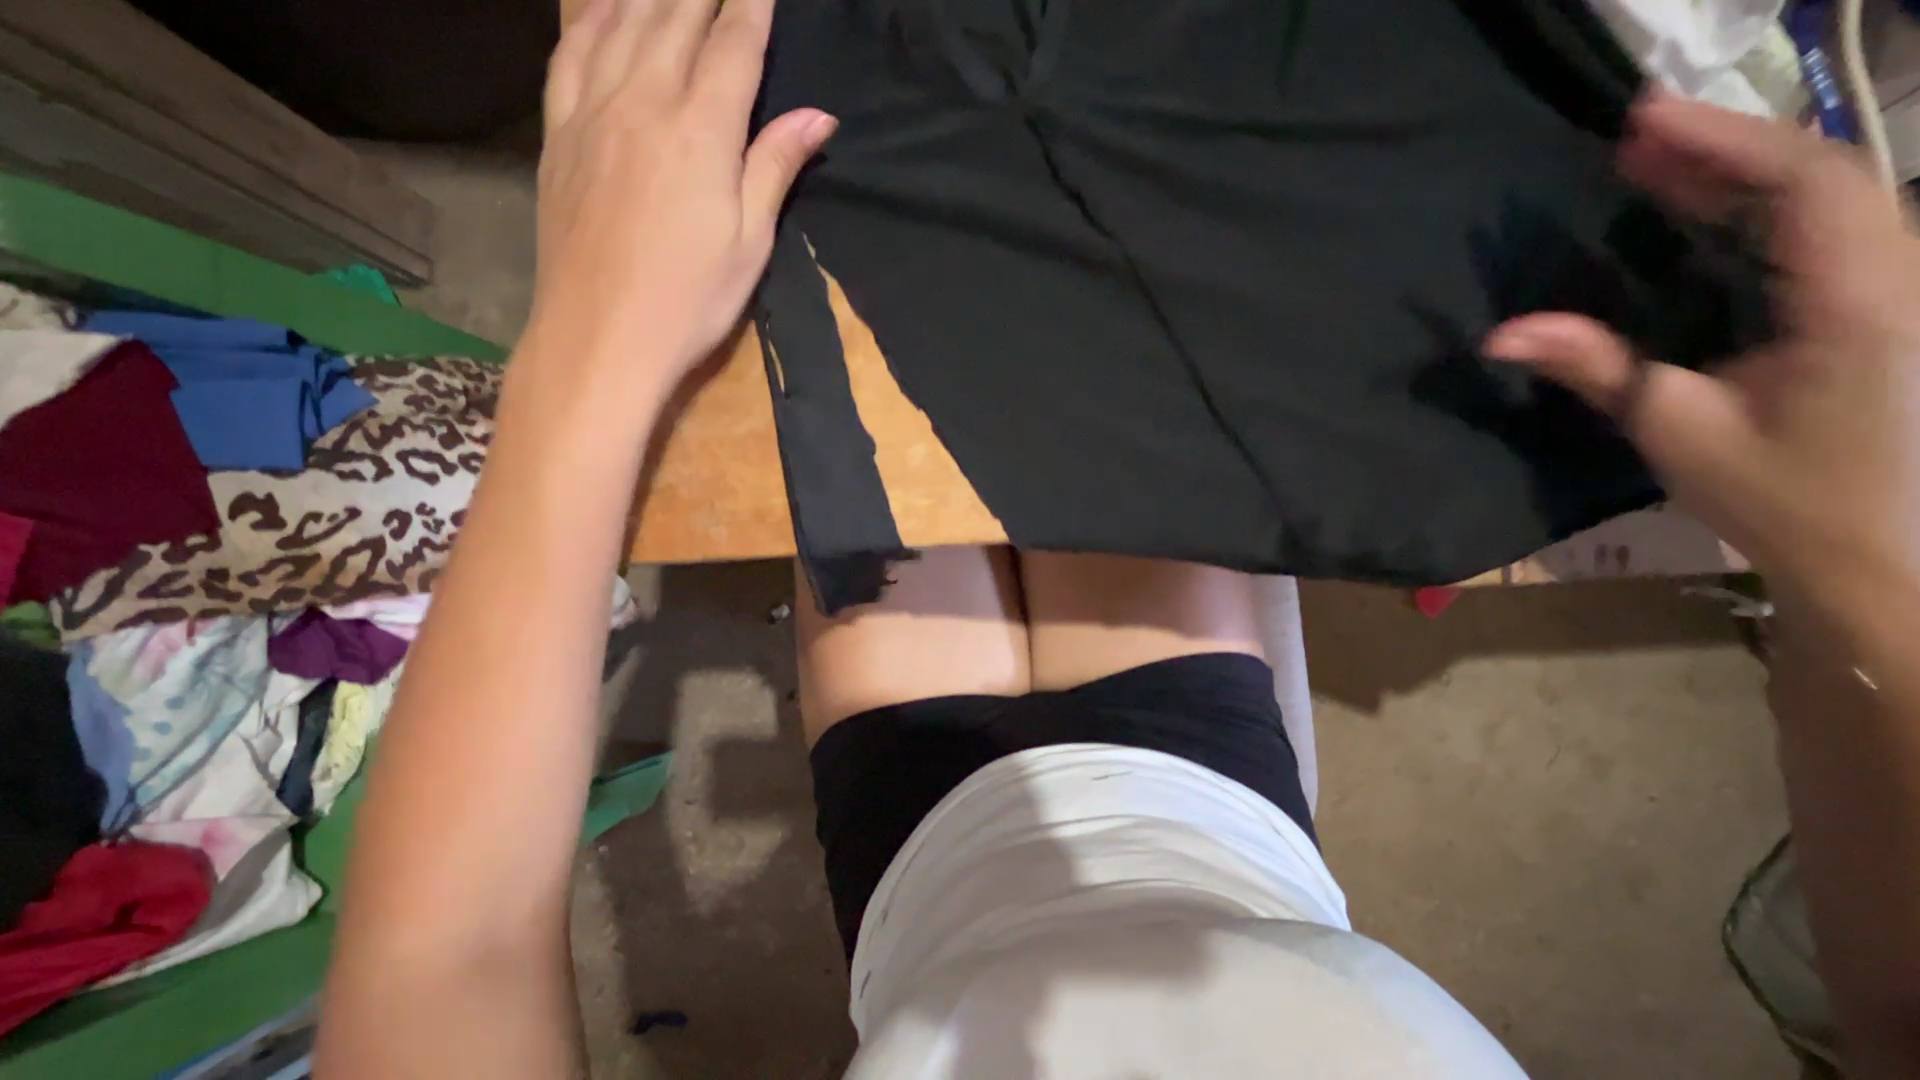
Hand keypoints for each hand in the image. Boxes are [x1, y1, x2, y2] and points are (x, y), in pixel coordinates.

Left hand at [523, 0, 835, 390]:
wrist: (600, 336)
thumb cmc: (690, 299)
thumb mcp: (750, 242)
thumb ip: (775, 167)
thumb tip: (820, 115)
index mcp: (701, 131)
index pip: (734, 45)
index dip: (752, 7)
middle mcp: (643, 102)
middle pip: (676, 17)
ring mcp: (592, 112)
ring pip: (620, 21)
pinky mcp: (558, 133)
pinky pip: (570, 52)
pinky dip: (590, 17)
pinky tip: (604, 4)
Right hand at [1484, 94, 1919, 595]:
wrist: (1879, 549)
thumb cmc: (1782, 496)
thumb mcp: (1675, 430)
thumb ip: (1596, 367)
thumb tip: (1501, 334)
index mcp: (1860, 302)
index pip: (1806, 183)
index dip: (1725, 140)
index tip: (1642, 120)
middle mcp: (1898, 274)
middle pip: (1821, 174)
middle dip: (1722, 145)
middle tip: (1630, 135)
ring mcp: (1898, 283)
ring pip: (1829, 194)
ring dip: (1739, 170)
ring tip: (1653, 159)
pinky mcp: (1883, 299)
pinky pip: (1826, 226)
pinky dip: (1760, 204)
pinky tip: (1703, 204)